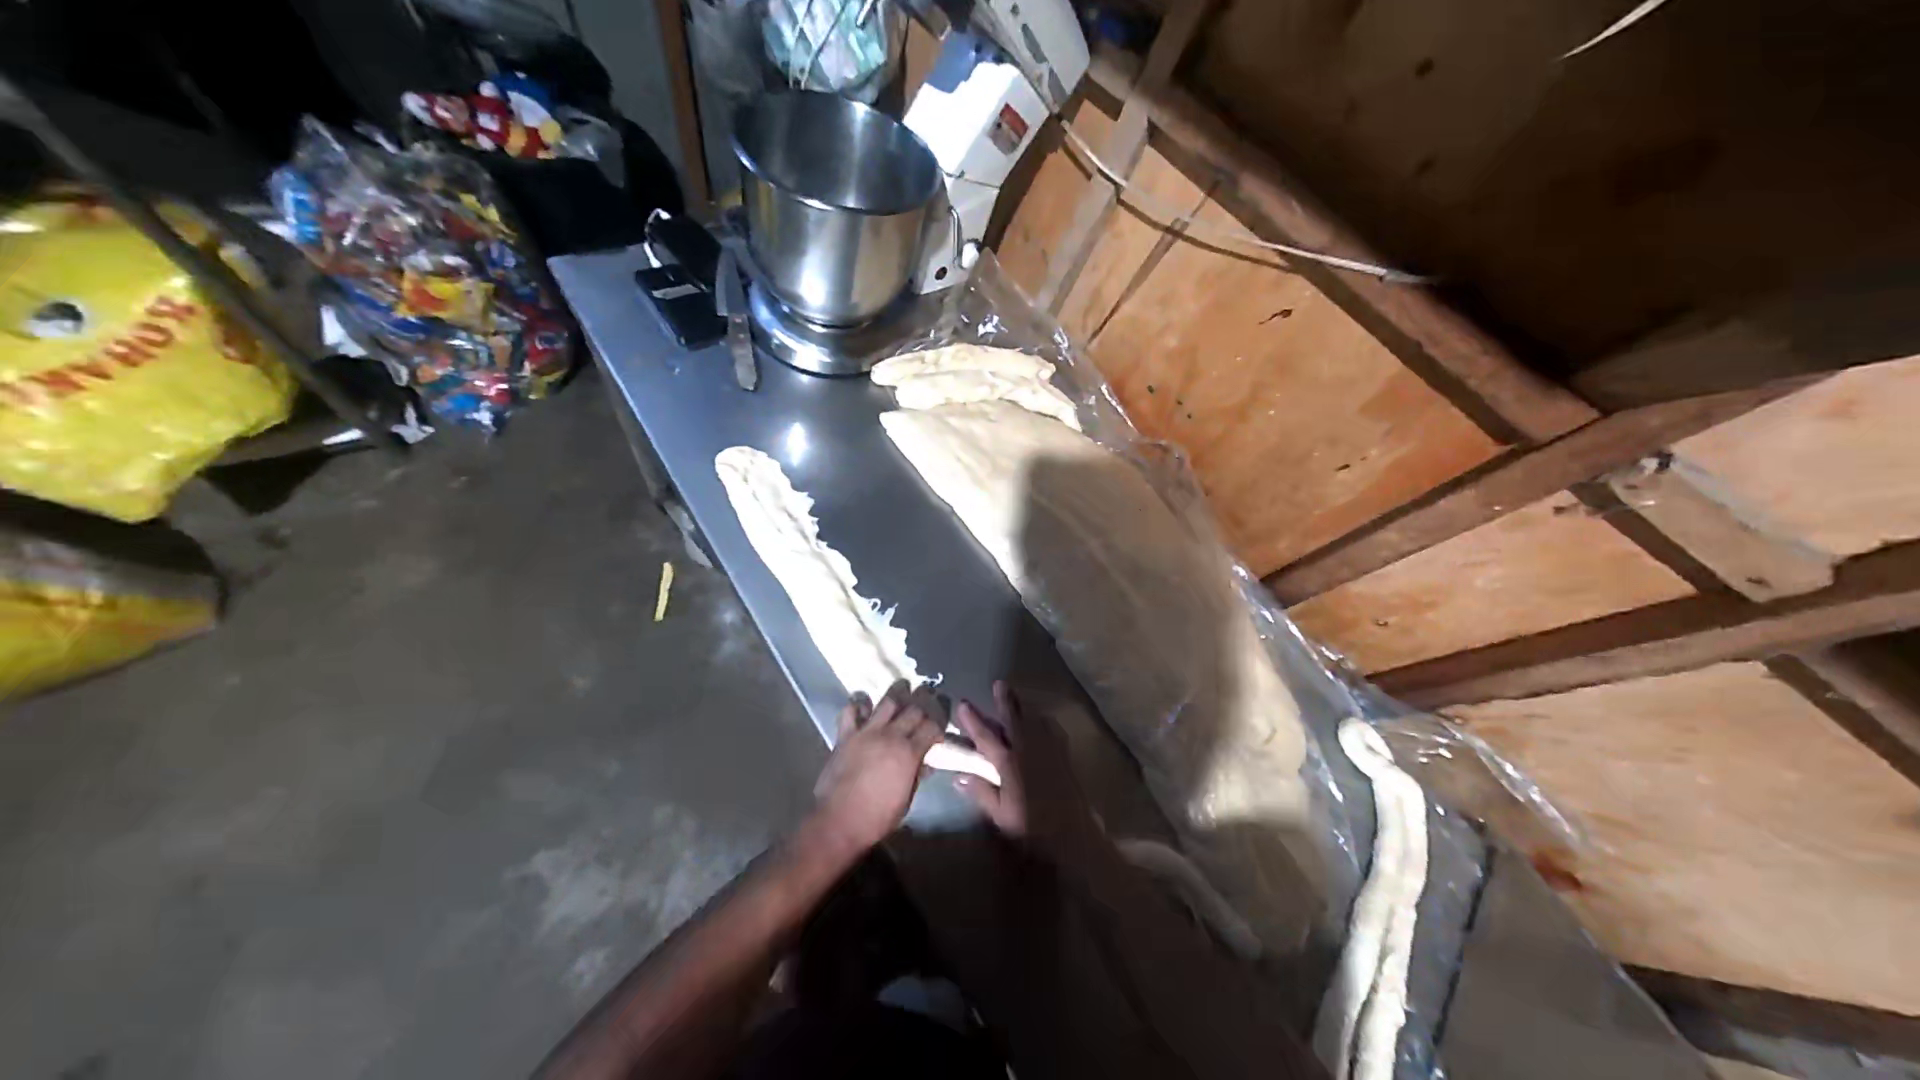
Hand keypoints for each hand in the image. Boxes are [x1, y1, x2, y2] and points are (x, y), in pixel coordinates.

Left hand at [808, 682, 941, 854]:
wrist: (838, 820)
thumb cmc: (876, 817)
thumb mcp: (905, 801)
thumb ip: (916, 777)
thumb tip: (924, 764)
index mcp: (909, 753)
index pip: (931, 727)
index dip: (938, 726)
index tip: (937, 732)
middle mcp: (890, 735)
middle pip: (913, 709)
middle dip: (923, 705)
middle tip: (925, 707)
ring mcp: (866, 732)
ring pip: (886, 702)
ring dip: (896, 696)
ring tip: (901, 694)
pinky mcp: (845, 735)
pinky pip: (851, 710)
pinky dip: (858, 706)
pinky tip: (864, 708)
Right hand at [952, 681, 1098, 850]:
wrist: (1073, 834)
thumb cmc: (1032, 827)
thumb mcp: (1000, 815)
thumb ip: (981, 793)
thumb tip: (959, 777)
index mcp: (1008, 763)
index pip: (986, 737)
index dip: (973, 720)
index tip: (963, 704)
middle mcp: (1028, 750)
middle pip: (1014, 719)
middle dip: (1005, 701)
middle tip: (999, 683)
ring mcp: (1048, 750)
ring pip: (1033, 720)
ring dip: (1023, 707)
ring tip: (1016, 695)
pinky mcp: (1063, 756)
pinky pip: (1051, 729)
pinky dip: (1043, 720)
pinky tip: (1041, 719)